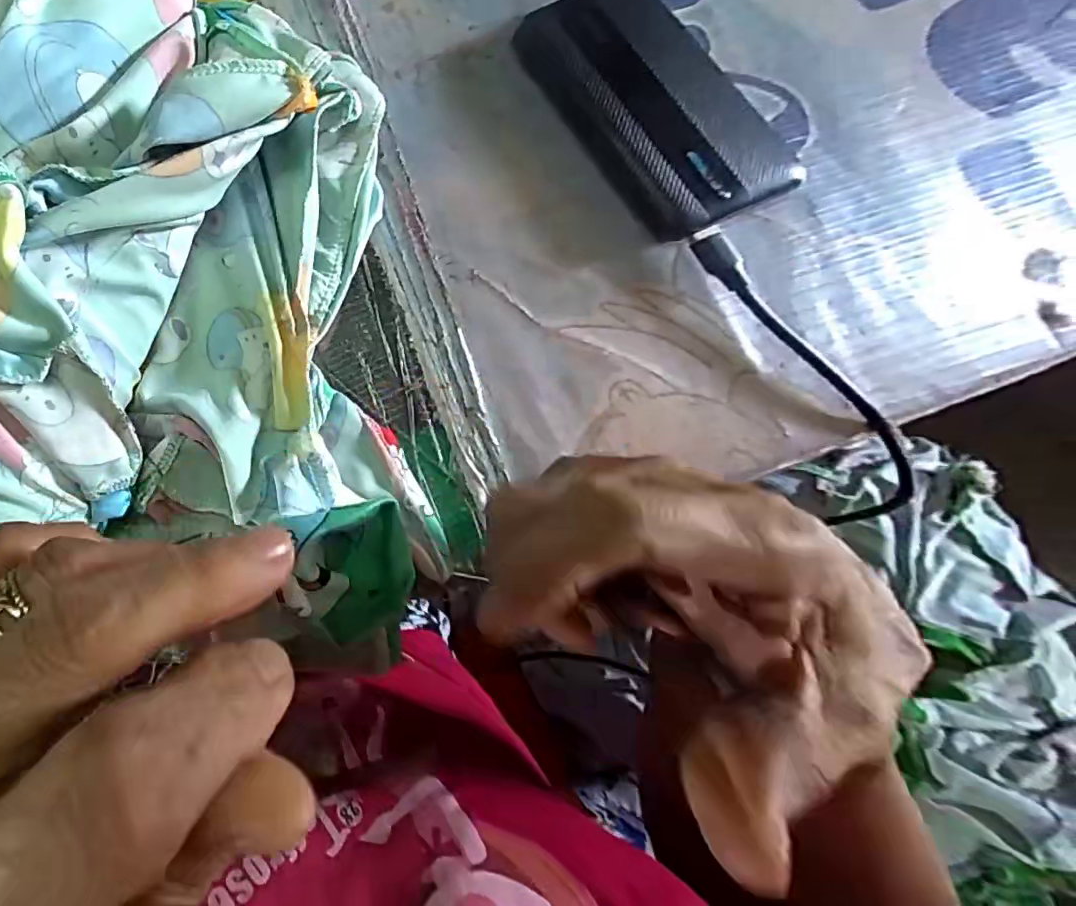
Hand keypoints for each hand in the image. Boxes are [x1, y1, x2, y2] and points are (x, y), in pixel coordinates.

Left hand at [0, 523, 317, 905]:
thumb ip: (199, 846)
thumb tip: (283, 782)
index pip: (118, 772)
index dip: (214, 707)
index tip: (276, 665)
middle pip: (72, 641)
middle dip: (187, 586)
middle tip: (267, 556)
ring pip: (39, 582)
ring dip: (140, 561)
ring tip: (205, 566)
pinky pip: (0, 560)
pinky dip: (73, 548)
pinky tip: (117, 566)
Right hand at [476, 457, 928, 895]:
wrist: (830, 625)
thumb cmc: (826, 678)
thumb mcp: (818, 739)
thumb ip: (763, 785)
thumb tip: (740, 864)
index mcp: (765, 542)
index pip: (622, 525)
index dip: (547, 573)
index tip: (509, 632)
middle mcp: (695, 489)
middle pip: (557, 504)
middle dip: (528, 578)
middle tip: (572, 637)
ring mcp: (648, 476)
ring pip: (536, 499)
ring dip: (527, 564)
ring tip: (585, 619)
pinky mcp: (615, 479)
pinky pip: (539, 502)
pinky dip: (534, 551)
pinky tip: (586, 594)